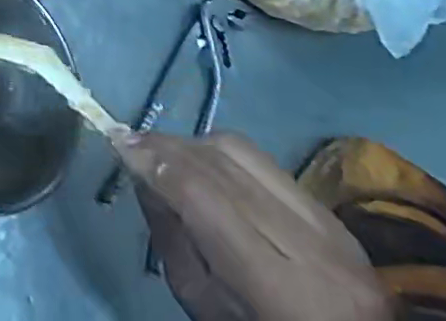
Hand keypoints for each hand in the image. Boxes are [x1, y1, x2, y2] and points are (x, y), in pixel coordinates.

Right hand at [117, 132, 390, 320]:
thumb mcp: (203, 305)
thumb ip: (171, 238)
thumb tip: (143, 174)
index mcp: (278, 287)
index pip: (204, 197)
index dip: (156, 162)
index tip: (118, 143)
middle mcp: (308, 243)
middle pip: (221, 165)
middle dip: (166, 145)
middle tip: (129, 140)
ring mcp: (325, 221)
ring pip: (241, 151)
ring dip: (190, 142)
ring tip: (160, 149)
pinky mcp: (327, 208)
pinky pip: (262, 159)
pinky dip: (221, 150)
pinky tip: (199, 157)